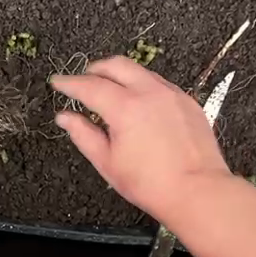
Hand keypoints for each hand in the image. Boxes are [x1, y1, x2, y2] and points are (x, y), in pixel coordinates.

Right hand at [50, 56, 233, 228]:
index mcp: (125, 108)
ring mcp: (172, 95)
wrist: (197, 190)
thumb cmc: (149, 183)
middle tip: (82, 80)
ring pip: (140, 71)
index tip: (57, 82)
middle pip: (116, 65)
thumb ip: (83, 134)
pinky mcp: (187, 102)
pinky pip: (159, 84)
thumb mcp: (107, 162)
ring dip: (119, 75)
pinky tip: (137, 103)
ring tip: (109, 91)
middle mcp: (150, 93)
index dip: (69, 83)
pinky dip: (141, 85)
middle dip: (95, 69)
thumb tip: (64, 118)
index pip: (89, 86)